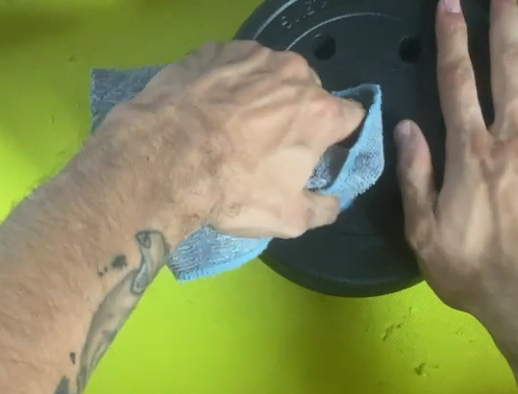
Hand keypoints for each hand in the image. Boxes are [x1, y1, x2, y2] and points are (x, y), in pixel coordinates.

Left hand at [107, 42, 366, 238]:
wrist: (167, 160)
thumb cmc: (235, 192)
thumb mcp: (288, 219)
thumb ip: (322, 209)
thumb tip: (333, 204)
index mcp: (320, 113)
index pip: (351, 117)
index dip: (338, 137)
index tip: (321, 153)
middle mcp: (294, 73)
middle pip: (309, 93)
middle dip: (297, 116)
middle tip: (271, 147)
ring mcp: (253, 55)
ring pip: (271, 76)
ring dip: (263, 98)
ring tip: (236, 127)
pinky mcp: (215, 50)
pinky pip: (233, 67)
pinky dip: (228, 86)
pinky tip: (211, 112)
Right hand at [399, 0, 517, 341]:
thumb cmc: (470, 270)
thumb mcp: (424, 233)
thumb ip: (416, 177)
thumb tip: (407, 128)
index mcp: (472, 153)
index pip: (458, 81)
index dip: (452, 38)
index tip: (450, 3)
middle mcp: (513, 142)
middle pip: (509, 69)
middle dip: (505, 25)